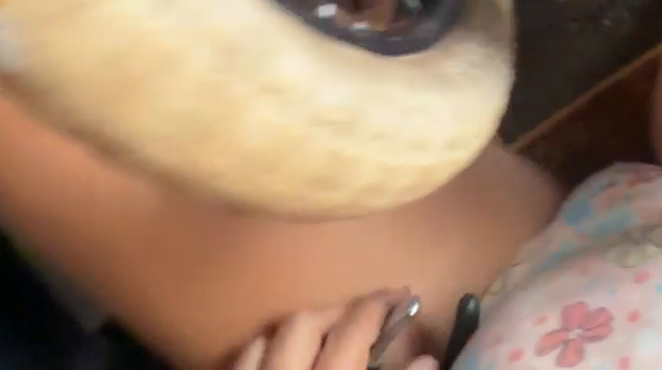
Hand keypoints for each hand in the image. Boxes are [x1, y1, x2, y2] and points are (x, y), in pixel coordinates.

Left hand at [232, 291, 434, 369]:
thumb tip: (426, 357)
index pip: (353, 329)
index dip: (380, 306)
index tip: (402, 298)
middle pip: (303, 324)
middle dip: (336, 312)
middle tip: (364, 317)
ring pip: (260, 342)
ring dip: (292, 332)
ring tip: (319, 337)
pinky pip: (235, 366)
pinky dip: (257, 357)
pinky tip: (275, 365)